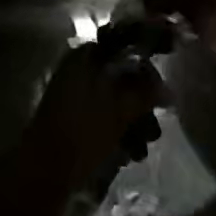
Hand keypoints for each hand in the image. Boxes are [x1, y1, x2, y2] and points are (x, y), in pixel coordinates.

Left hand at [20, 36, 166, 187]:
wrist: (46, 167)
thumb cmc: (83, 131)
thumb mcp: (119, 113)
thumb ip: (144, 95)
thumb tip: (169, 88)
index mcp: (85, 56)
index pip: (123, 48)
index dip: (145, 67)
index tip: (162, 88)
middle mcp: (79, 66)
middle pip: (120, 75)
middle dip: (141, 100)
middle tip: (155, 124)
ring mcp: (75, 90)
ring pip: (113, 97)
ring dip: (133, 119)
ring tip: (144, 145)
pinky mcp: (74, 113)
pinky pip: (103, 112)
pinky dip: (118, 127)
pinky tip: (131, 151)